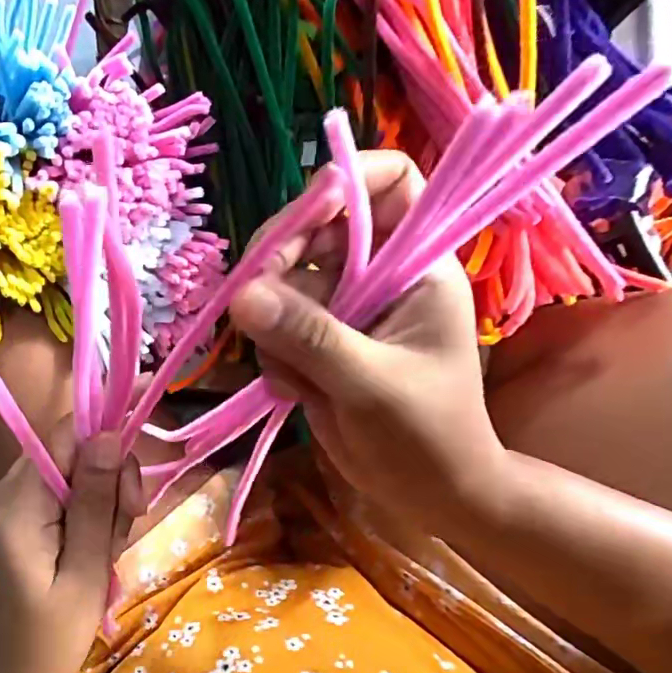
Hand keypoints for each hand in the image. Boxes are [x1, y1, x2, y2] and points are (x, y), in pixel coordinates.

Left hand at [0, 426, 145, 672]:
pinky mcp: (19, 517)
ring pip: (72, 469)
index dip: (106, 427)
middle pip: (70, 450)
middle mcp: (6, 493)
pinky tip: (97, 543)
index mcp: (17, 507)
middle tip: (131, 520)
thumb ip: (94, 501)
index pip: (63, 435)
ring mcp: (9, 504)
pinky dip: (89, 508)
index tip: (140, 448)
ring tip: (110, 545)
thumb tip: (107, 435)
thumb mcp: (85, 572)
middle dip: (110, 475)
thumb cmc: (53, 638)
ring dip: (104, 496)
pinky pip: (63, 490)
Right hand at [228, 151, 502, 522]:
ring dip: (273, 326)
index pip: (391, 182)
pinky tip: (293, 392)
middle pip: (315, 228)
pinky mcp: (317, 341)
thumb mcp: (371, 384)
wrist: (430, 493)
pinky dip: (273, 356)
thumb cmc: (426, 435)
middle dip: (281, 260)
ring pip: (283, 283)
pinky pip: (275, 325)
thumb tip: (242, 296)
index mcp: (416, 265)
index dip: (348, 179)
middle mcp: (377, 275)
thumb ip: (310, 337)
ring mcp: (344, 308)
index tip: (306, 215)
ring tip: (294, 377)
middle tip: (252, 303)